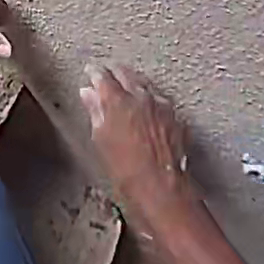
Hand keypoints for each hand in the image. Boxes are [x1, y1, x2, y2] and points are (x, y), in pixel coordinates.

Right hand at [80, 64, 198, 229]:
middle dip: (113, 73)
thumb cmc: (125, 170)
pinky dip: (149, 98)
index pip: (102, 75)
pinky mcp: (175, 117)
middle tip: (105, 77)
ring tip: (125, 88)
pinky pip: (159, 99)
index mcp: (117, 100)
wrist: (161, 190)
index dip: (93, 72)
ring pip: (144, 83)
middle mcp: (141, 96)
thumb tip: (88, 93)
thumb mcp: (100, 139)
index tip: (89, 73)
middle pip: (125, 73)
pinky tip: (145, 106)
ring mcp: (161, 105)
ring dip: (133, 82)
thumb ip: (95, 111)